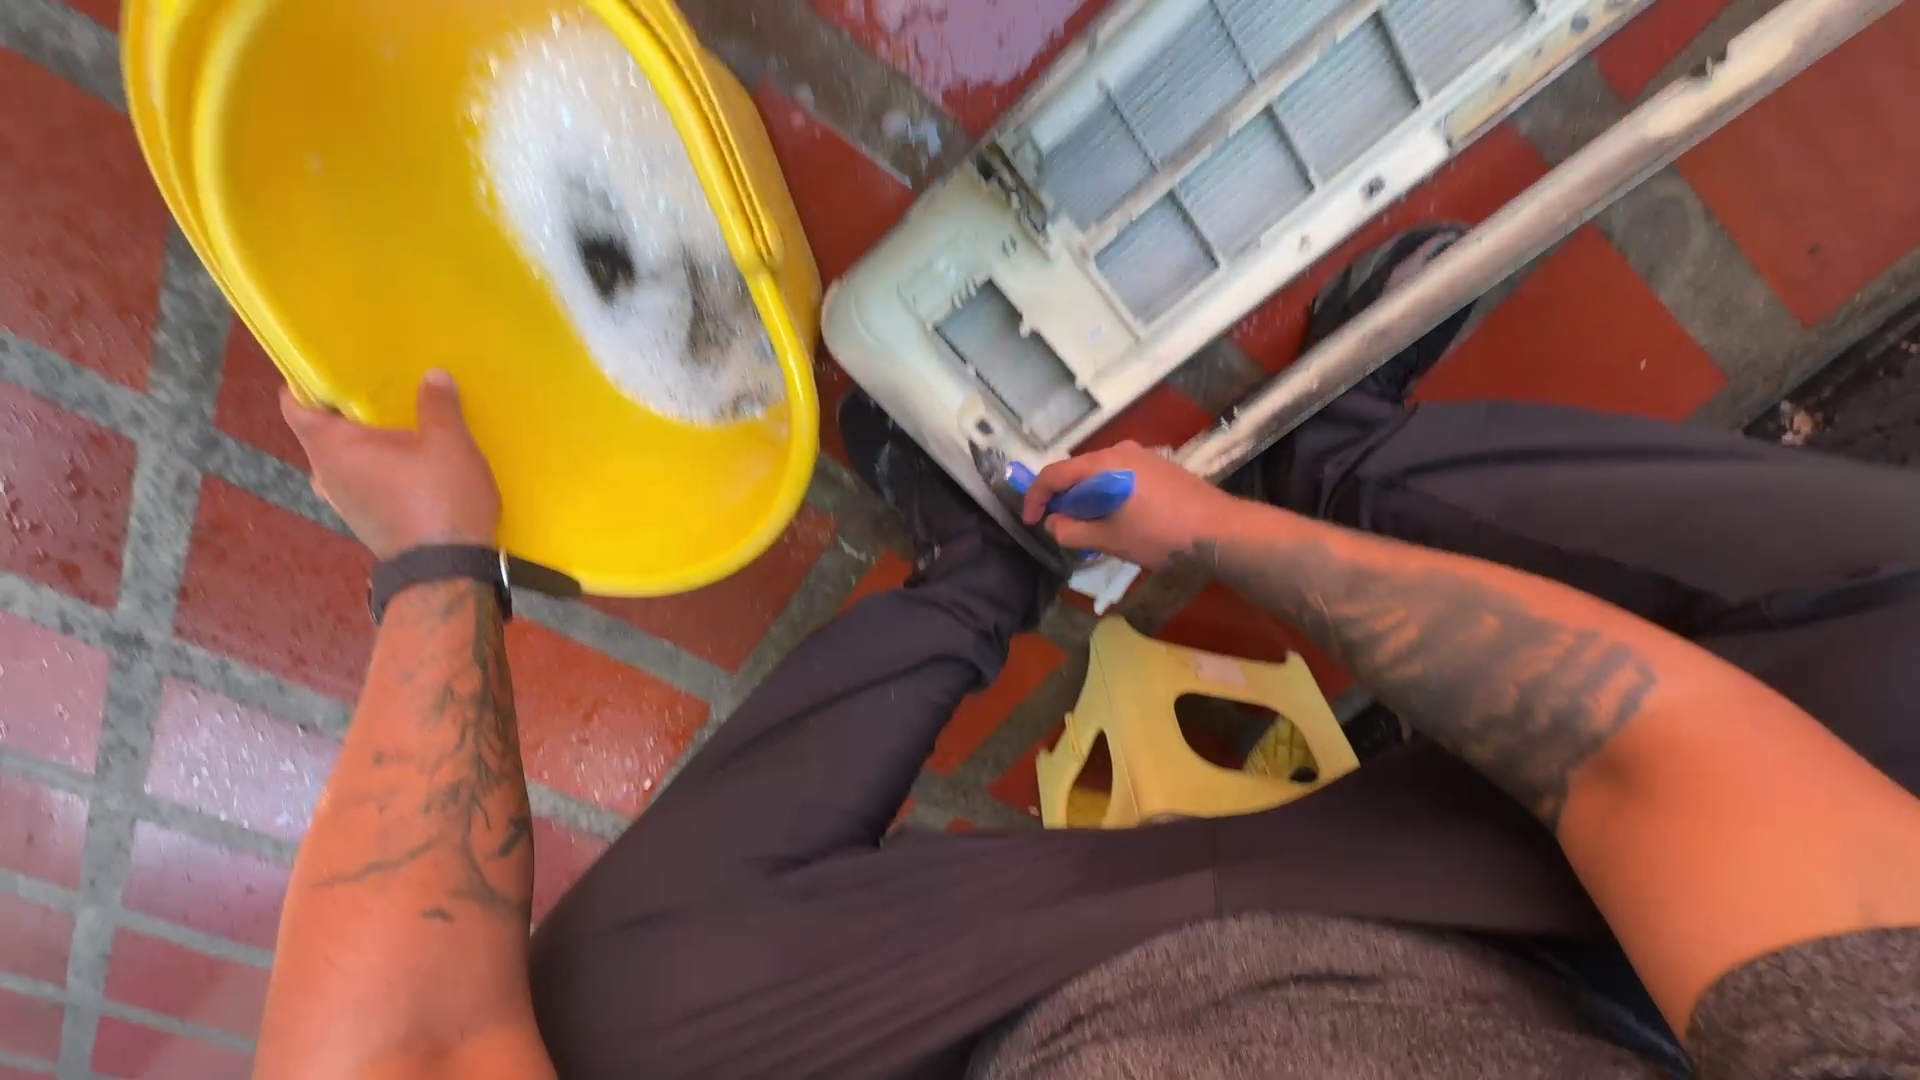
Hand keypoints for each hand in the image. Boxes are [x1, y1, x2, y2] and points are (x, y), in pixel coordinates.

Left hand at [281, 371, 501, 559]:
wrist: (447, 568)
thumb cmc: (440, 498)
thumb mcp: (451, 445)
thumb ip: (439, 407)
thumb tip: (432, 376)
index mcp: (331, 447)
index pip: (296, 403)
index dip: (312, 383)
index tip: (341, 371)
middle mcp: (324, 474)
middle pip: (325, 433)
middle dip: (354, 416)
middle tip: (390, 402)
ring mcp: (342, 503)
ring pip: (347, 463)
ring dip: (370, 449)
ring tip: (409, 439)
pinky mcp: (365, 523)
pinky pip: (364, 486)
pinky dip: (382, 475)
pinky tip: (417, 474)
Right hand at [1021, 442, 1244, 569]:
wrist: (1219, 530)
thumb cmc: (1159, 534)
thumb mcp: (1109, 539)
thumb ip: (1072, 531)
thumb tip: (1053, 524)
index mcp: (1103, 464)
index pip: (1055, 474)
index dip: (1036, 497)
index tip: (1031, 521)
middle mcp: (1121, 450)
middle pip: (1077, 470)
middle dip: (1063, 498)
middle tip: (1060, 526)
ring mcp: (1143, 455)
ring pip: (1099, 473)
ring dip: (1086, 497)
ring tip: (1089, 526)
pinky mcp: (1160, 466)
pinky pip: (1120, 475)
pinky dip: (1107, 493)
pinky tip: (1117, 517)